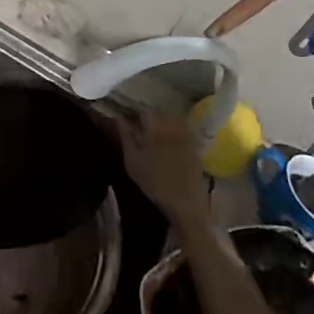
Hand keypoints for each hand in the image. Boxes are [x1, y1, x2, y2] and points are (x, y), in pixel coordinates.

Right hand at [120, 113, 210, 229]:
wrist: (184, 201)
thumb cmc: (154, 183)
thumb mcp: (132, 161)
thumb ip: (125, 137)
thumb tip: (118, 118)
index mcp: (155, 127)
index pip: (144, 111)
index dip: (136, 117)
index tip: (132, 125)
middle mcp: (172, 125)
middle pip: (158, 115)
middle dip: (150, 122)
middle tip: (143, 136)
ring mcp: (186, 133)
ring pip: (170, 122)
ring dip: (162, 129)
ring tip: (156, 144)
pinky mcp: (195, 143)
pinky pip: (182, 132)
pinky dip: (174, 137)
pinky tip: (170, 151)